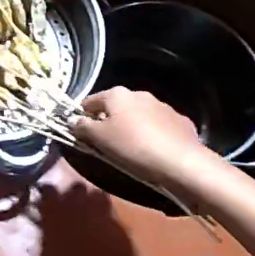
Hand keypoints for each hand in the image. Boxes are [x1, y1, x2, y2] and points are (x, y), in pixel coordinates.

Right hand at [73, 88, 213, 190]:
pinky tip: (152, 150)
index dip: (82, 116)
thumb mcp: (100, 139)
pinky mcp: (179, 121)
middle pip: (115, 107)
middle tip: (105, 143)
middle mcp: (140, 94)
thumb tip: (74, 120)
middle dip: (108, 121)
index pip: (89, 101)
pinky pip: (158, 125)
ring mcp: (162, 106)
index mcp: (117, 94)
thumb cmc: (132, 146)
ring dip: (131, 126)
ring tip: (130, 148)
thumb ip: (83, 127)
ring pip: (138, 115)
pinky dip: (151, 134)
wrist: (180, 161)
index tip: (81, 133)